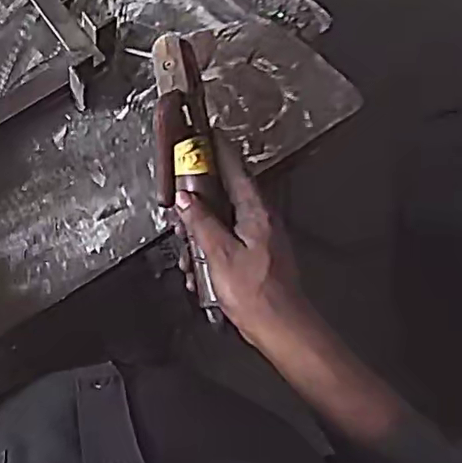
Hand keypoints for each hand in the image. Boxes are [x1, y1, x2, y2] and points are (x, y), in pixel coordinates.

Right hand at [171, 159, 305, 336]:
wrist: (281, 328)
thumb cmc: (257, 293)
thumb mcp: (218, 253)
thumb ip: (200, 222)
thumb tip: (184, 199)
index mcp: (256, 214)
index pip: (236, 171)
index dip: (220, 151)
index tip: (210, 134)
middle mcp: (261, 222)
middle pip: (224, 197)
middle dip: (197, 204)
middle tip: (179, 210)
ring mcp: (259, 239)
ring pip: (221, 222)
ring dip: (200, 235)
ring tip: (190, 255)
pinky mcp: (255, 256)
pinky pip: (225, 242)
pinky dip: (208, 251)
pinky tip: (200, 270)